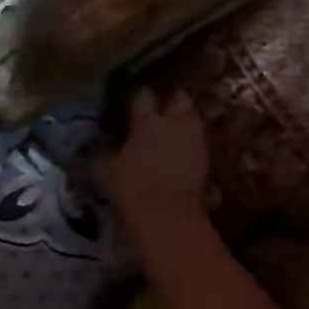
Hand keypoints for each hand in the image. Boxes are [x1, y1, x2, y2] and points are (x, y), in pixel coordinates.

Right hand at [108, 89, 209, 232]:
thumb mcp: (107, 169)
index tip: (134, 100)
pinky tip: (179, 148)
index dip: (139, 97)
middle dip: (171, 99)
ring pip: (192, 116)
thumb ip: (107, 151)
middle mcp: (174, 122)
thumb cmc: (131, 186)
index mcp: (146, 122)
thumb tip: (102, 144)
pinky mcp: (206, 154)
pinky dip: (189, 139)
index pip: (143, 97)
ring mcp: (194, 137)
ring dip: (183, 118)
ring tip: (171, 127)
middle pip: (179, 99)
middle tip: (161, 107)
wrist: (167, 211)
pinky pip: (197, 137)